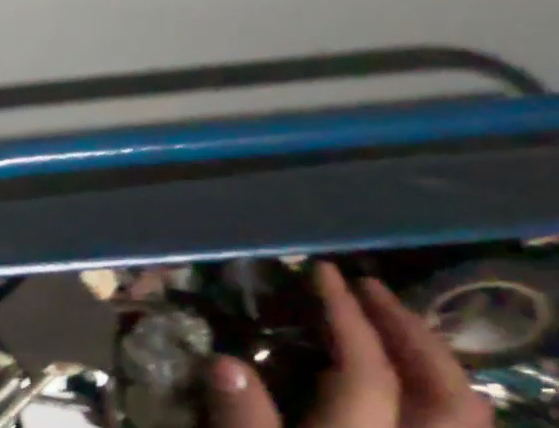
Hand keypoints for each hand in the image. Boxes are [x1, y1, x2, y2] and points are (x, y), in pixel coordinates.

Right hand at [206, 262, 492, 427]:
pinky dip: (434, 384)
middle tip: (368, 286)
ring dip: (427, 354)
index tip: (321, 270)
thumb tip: (221, 361)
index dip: (347, 315)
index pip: (368, 369)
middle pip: (442, 390)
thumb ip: (243, 417)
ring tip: (388, 317)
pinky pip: (451, 419)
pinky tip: (402, 369)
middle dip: (408, 330)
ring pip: (461, 407)